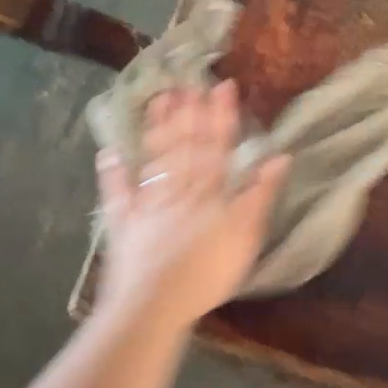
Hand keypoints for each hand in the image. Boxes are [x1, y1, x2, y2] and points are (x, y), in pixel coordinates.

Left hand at [94, 80, 290, 332]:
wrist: (152, 306)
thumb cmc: (206, 272)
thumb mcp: (246, 234)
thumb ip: (260, 194)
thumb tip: (279, 156)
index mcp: (211, 191)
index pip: (218, 145)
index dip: (221, 115)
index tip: (221, 85)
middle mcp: (179, 189)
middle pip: (185, 146)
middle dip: (188, 113)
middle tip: (186, 81)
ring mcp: (148, 205)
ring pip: (156, 160)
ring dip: (157, 129)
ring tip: (159, 99)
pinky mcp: (124, 226)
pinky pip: (118, 195)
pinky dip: (113, 174)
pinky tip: (108, 152)